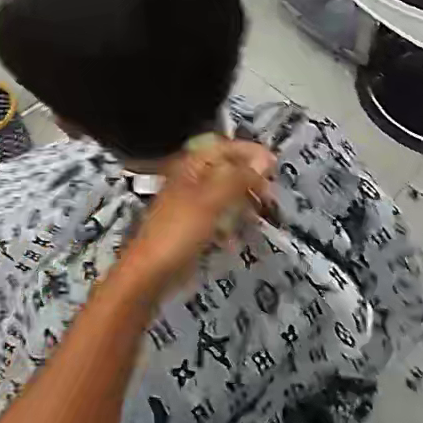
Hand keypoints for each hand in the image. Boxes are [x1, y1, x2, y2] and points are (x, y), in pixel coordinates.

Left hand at [112, 138, 274, 294]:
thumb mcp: (212, 201)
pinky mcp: (194, 229)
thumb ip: (240, 178)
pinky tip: (239, 236)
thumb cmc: (178, 233)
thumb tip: (265, 159)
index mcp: (190, 168)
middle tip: (269, 192)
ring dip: (244, 202)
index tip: (273, 165)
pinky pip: (220, 218)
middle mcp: (190, 182)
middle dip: (250, 179)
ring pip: (225, 195)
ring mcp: (191, 206)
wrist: (149, 275)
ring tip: (259, 213)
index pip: (224, 147)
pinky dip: (232, 223)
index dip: (249, 152)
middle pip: (226, 170)